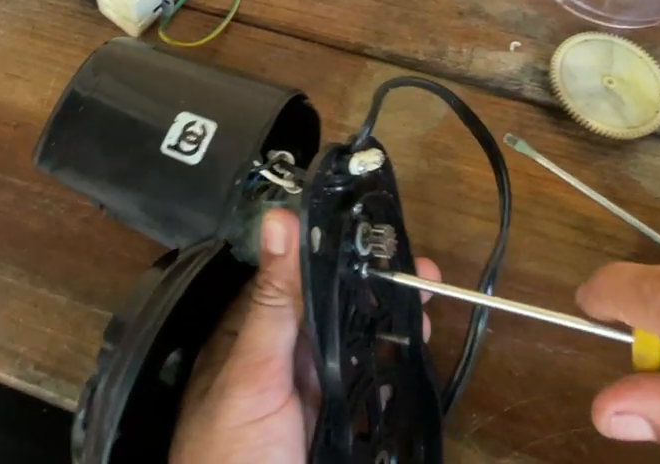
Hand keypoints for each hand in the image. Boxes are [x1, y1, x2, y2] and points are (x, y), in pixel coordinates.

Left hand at [171, 209, 440, 463]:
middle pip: (333, 316)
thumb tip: (279, 218)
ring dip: (389, 332)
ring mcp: (308, 401)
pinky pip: (365, 402)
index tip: (376, 236)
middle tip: (423, 277)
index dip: (336, 255)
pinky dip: (389, 383)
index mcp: (255, 336)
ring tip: (426, 315)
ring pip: (354, 354)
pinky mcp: (333, 438)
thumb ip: (273, 302)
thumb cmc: (233, 451)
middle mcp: (282, 362)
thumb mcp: (254, 371)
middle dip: (375, 293)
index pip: (299, 280)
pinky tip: (412, 366)